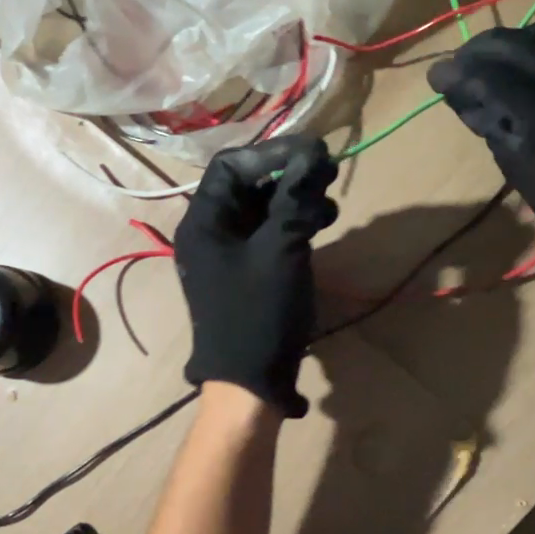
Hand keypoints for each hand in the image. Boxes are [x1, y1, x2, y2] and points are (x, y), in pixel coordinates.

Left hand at [175, 135, 338, 416]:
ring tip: (330, 205)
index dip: (273, 153)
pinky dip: (294, 225)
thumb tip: (315, 150)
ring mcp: (227, 255)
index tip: (314, 154)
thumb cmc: (260, 312)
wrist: (249, 383)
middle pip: (248, 185)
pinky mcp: (245, 274)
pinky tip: (322, 227)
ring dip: (297, 200)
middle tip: (329, 173)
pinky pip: (268, 235)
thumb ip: (296, 196)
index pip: (231, 165)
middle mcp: (209, 233)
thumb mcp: (282, 249)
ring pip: (262, 210)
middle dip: (289, 176)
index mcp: (204, 221)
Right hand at [428, 15, 534, 306]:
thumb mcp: (512, 160)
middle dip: (482, 49)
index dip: (456, 72)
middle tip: (465, 60)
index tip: (437, 76)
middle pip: (516, 43)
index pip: (486, 73)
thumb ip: (488, 119)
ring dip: (523, 37)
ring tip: (507, 51)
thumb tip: (461, 94)